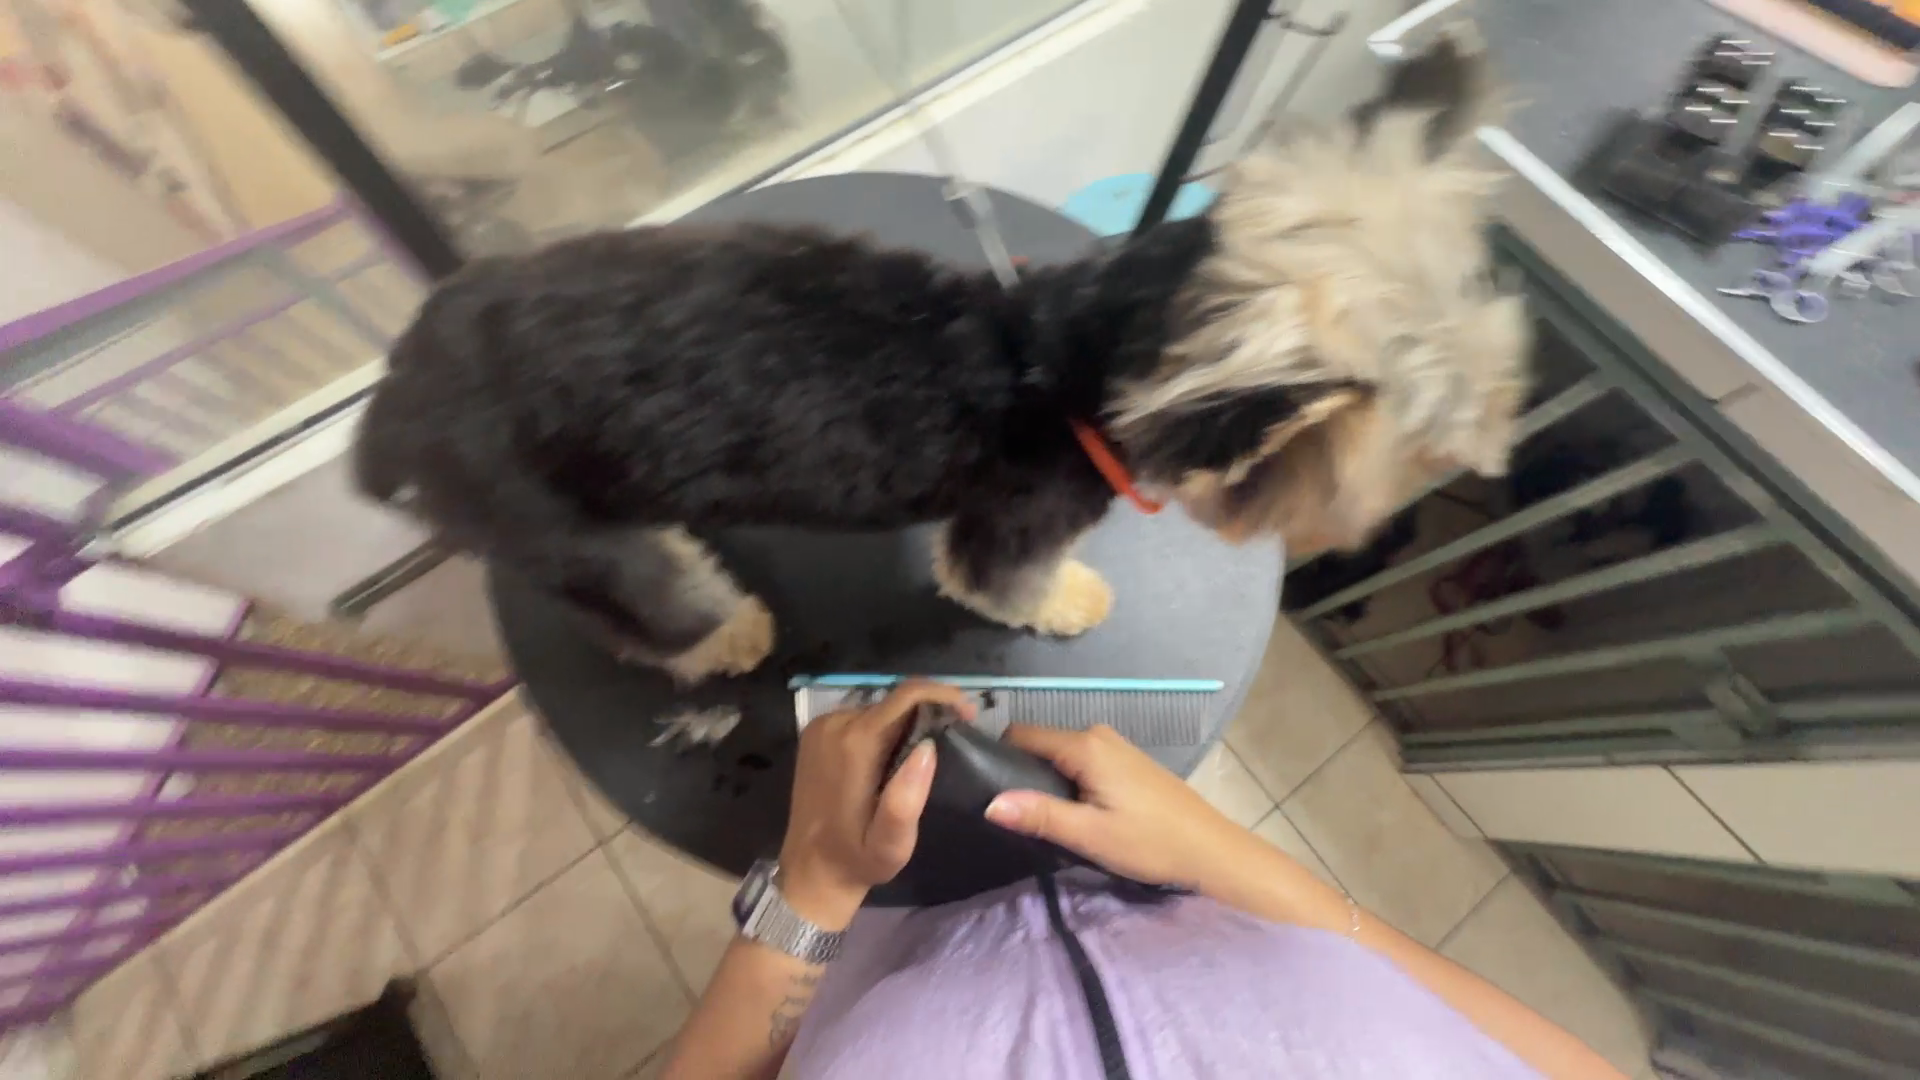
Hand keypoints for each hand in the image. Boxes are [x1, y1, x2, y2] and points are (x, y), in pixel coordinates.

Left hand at [778, 681, 974, 928]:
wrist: (809, 873)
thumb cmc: (857, 859)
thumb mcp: (891, 844)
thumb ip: (907, 798)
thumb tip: (929, 747)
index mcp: (855, 743)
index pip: (906, 695)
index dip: (943, 694)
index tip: (969, 712)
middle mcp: (835, 724)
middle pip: (893, 701)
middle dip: (928, 712)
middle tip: (955, 737)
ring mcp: (822, 726)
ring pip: (878, 708)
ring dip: (906, 723)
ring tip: (927, 751)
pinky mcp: (816, 734)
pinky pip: (861, 718)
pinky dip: (884, 729)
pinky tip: (893, 757)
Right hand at [983, 725, 1248, 888]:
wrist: (1212, 850)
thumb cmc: (1150, 842)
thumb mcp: (1090, 835)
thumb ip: (1040, 815)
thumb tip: (989, 803)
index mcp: (1084, 745)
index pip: (1022, 734)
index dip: (999, 756)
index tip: (985, 786)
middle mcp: (1096, 734)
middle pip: (1041, 743)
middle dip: (1022, 771)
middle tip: (1014, 811)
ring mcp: (1114, 744)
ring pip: (1061, 753)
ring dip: (1047, 778)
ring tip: (1042, 815)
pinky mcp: (1125, 759)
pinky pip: (1081, 760)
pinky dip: (1069, 779)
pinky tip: (1076, 811)